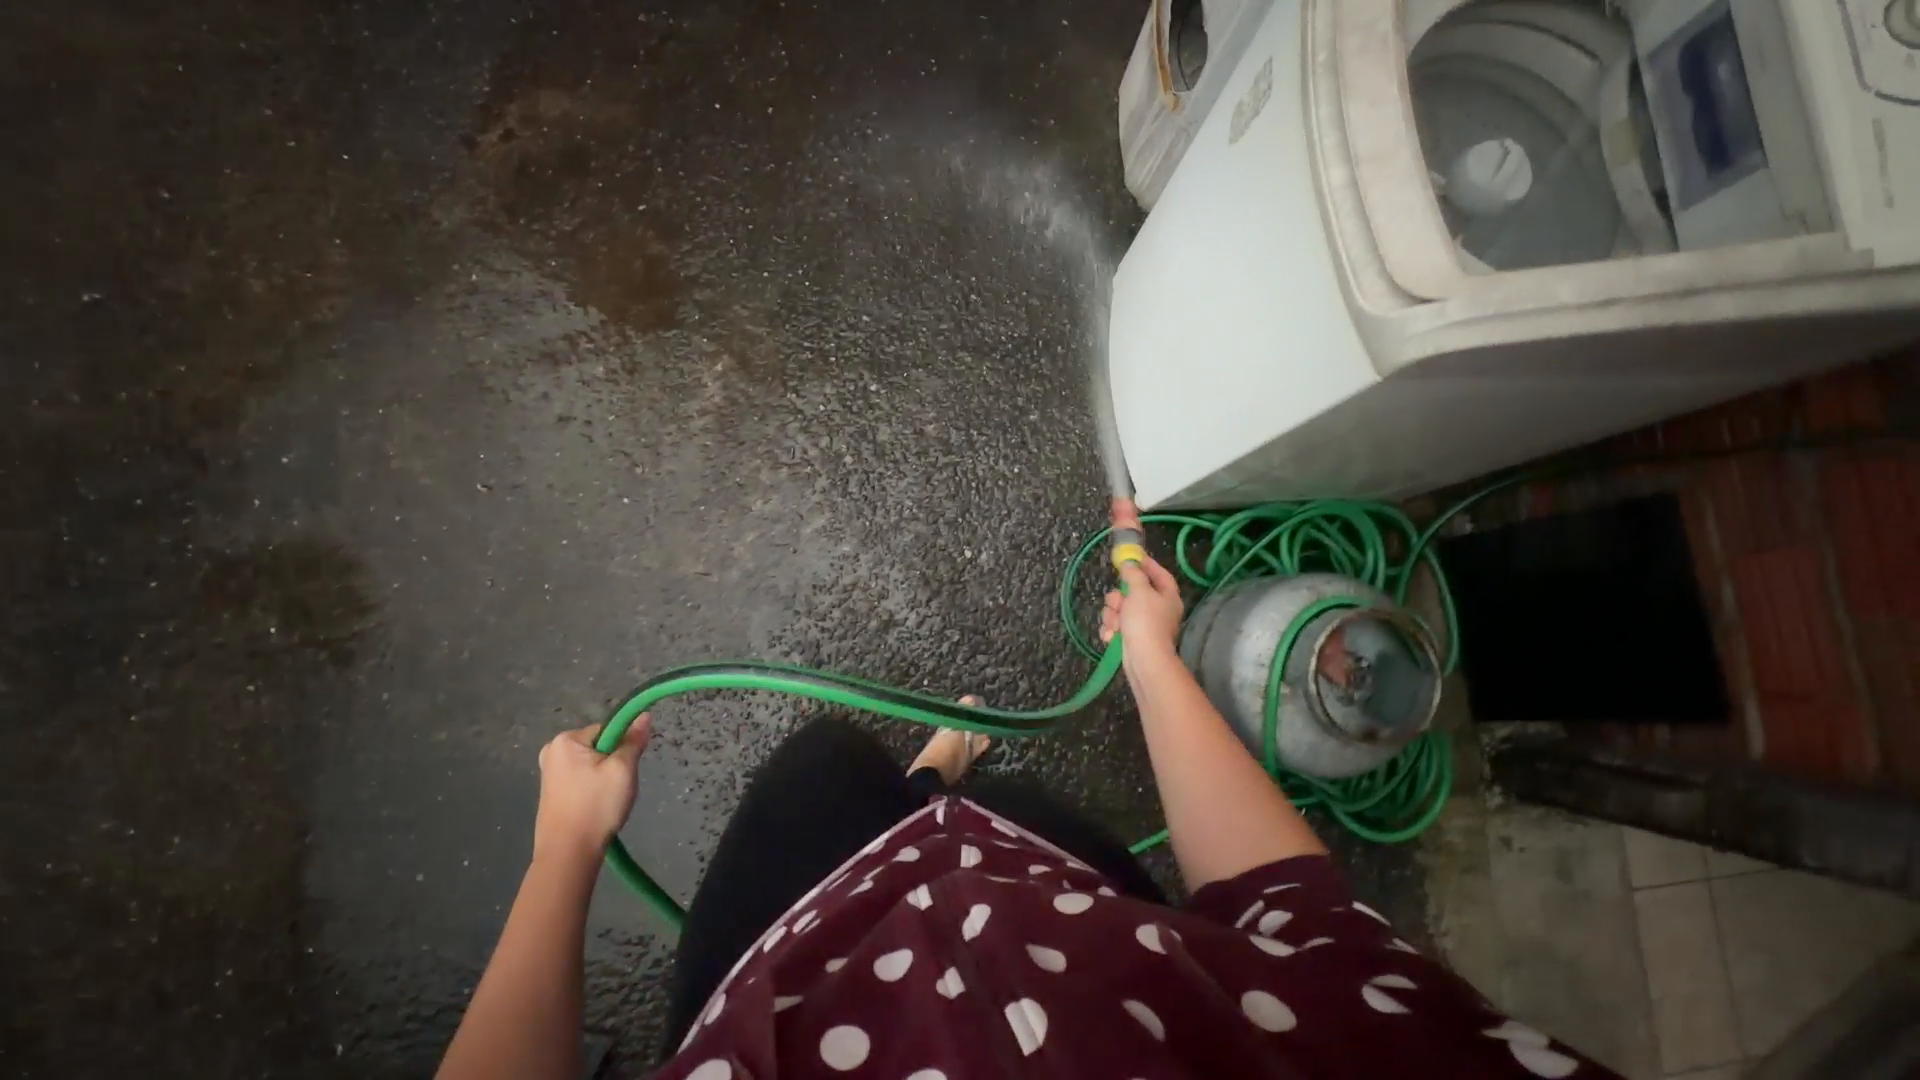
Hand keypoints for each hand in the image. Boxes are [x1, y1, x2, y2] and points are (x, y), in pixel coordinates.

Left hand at [533, 716, 651, 863]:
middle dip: (613, 764)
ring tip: (607, 800)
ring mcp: (548, 774)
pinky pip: (581, 780)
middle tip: (617, 787)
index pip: (608, 730)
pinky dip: (593, 790)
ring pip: (592, 765)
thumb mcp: (623, 769)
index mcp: (565, 740)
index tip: (625, 770)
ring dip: (604, 778)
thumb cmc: (596, 806)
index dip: (622, 747)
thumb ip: (634, 740)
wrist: (568, 853)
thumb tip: (644, 716)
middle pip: (599, 747)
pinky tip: (596, 807)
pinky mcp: (550, 793)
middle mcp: (551, 752)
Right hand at [1100, 556, 1183, 661]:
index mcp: (1167, 597)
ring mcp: (1143, 625)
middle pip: (1133, 592)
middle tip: (1117, 602)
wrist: (1143, 659)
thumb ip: (1133, 574)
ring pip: (1119, 609)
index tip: (1133, 556)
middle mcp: (1157, 610)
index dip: (1148, 564)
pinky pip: (1115, 626)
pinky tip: (1112, 636)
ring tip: (1116, 625)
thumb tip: (1130, 564)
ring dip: (1112, 616)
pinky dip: (1111, 630)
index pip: (1160, 574)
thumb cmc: (1146, 621)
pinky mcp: (1130, 638)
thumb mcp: (1140, 591)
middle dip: (1119, 597)